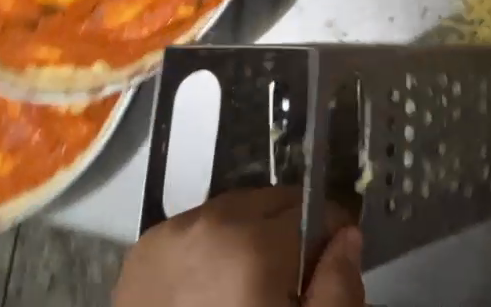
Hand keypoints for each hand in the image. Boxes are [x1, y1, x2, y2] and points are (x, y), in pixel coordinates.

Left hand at [113, 187, 363, 306]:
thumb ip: (338, 287)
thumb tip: (347, 237)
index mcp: (256, 244)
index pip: (314, 208)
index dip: (330, 236)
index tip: (329, 264)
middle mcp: (212, 222)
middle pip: (273, 203)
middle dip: (289, 233)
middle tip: (289, 282)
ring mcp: (172, 232)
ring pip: (234, 211)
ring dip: (250, 235)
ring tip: (248, 286)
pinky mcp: (144, 249)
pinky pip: (196, 227)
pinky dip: (212, 246)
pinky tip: (211, 287)